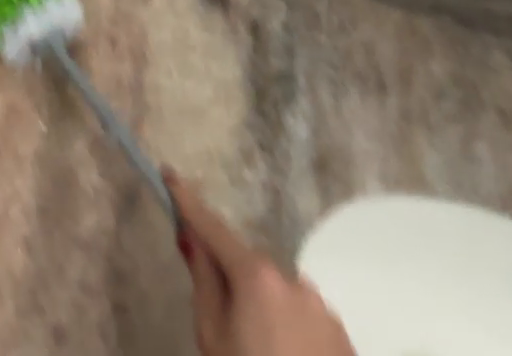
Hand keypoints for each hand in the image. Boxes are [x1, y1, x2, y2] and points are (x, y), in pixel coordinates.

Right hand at [172, 177, 356, 355]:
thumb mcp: (212, 335)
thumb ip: (204, 281)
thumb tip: (192, 239)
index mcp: (256, 276)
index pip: (213, 227)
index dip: (188, 201)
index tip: (169, 172)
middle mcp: (292, 279)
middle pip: (247, 264)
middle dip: (230, 276)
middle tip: (220, 319)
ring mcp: (321, 307)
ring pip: (277, 292)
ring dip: (261, 305)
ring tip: (256, 349)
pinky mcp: (341, 335)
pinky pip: (301, 316)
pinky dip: (286, 326)